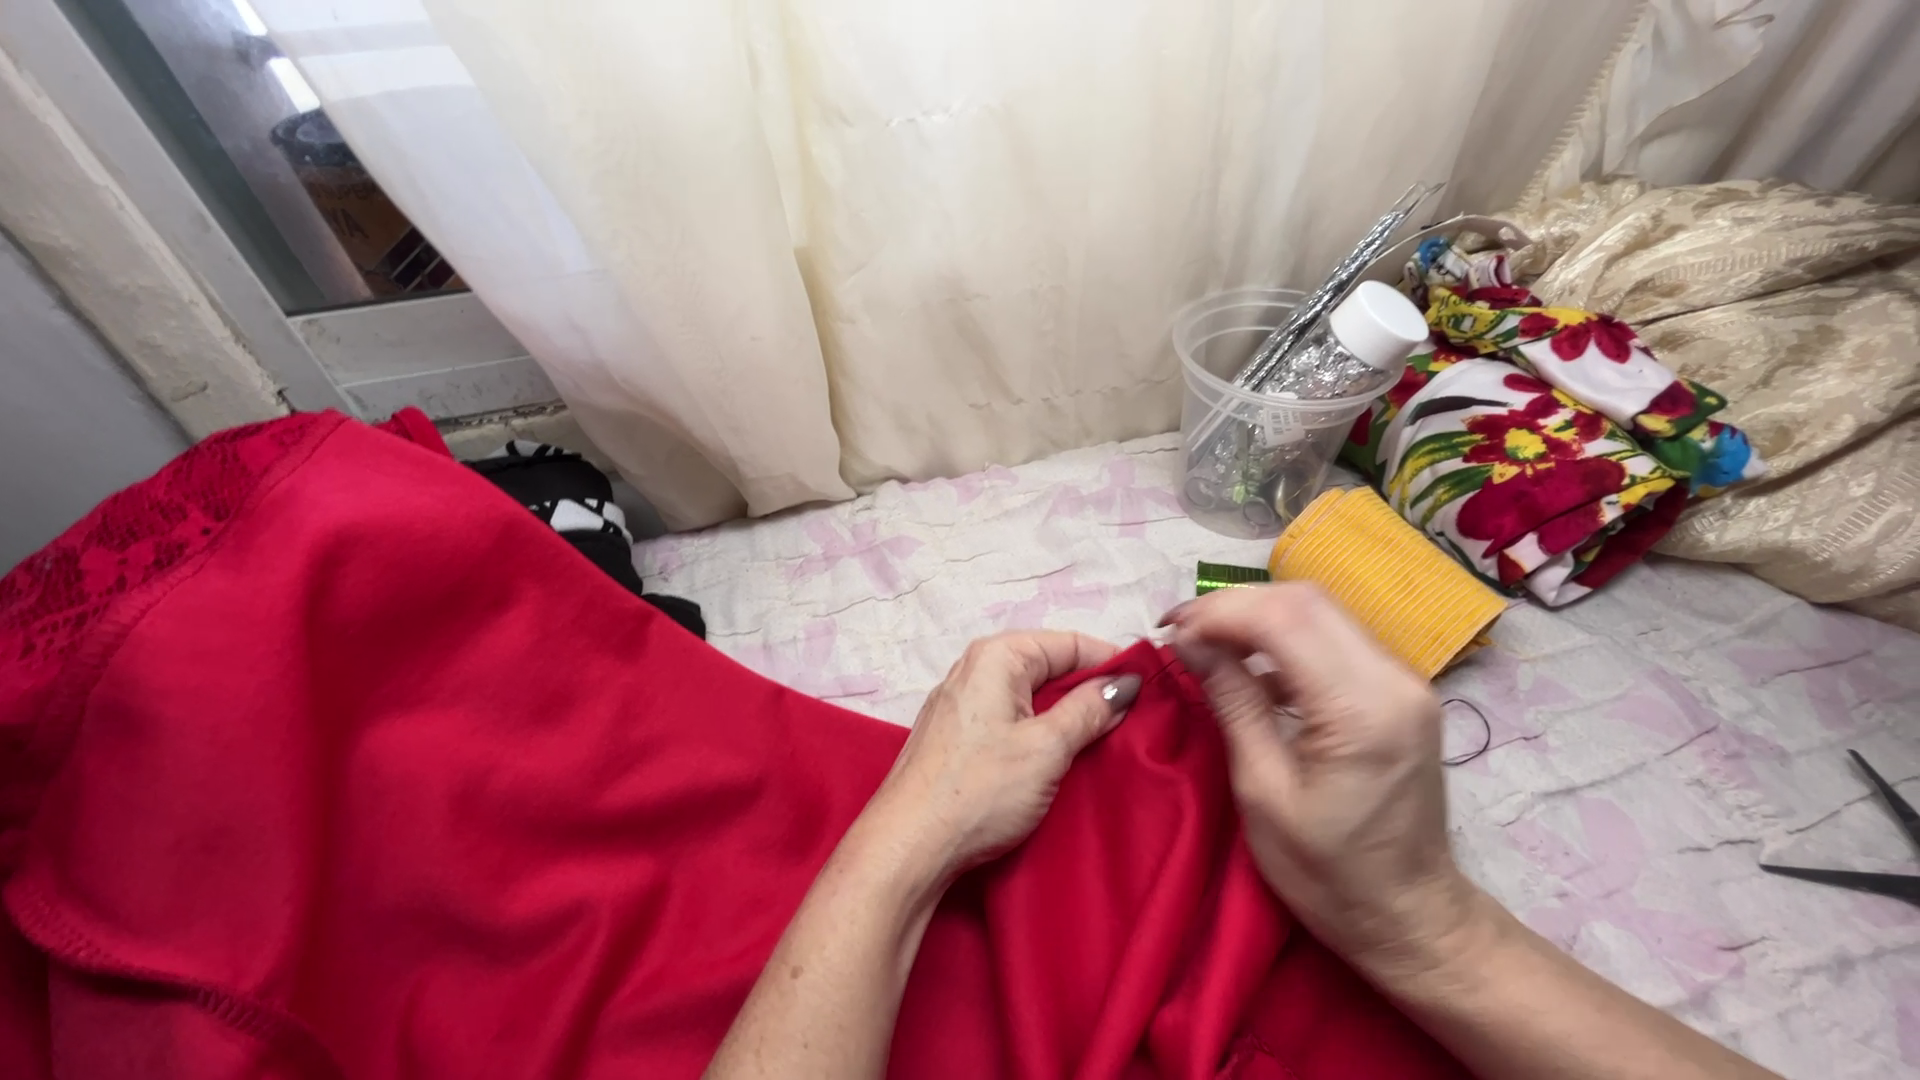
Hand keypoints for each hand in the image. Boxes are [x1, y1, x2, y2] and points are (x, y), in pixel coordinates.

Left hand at [867, 631, 1140, 883]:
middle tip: (1132, 719)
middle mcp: (974, 668)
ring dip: (1066, 713)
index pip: (1068, 642)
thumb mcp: (1047, 747)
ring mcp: (961, 702)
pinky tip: (1059, 756)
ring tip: (1104, 739)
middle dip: (1089, 689)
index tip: (1148, 688)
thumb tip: (1125, 683)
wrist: (909, 845)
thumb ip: (1090, 709)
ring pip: (1030, 694)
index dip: (1110, 663)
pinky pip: (1011, 717)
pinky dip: (1039, 729)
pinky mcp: (957, 734)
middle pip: (1048, 665)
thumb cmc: (980, 790)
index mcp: (996, 656)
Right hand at [1162, 584, 1484, 982]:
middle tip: (1181, 631)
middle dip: (1233, 605)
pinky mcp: (1398, 689)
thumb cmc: (1327, 872)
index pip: (1283, 619)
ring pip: (1320, 610)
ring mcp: (1404, 680)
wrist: (1410, 917)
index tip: (1170, 632)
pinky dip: (1283, 635)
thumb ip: (1232, 702)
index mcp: (1361, 709)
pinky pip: (1334, 636)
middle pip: (1305, 600)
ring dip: (1256, 615)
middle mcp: (1394, 679)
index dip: (1218, 613)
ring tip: (1205, 642)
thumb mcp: (1262, 790)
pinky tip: (1250, 664)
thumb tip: (1189, 642)